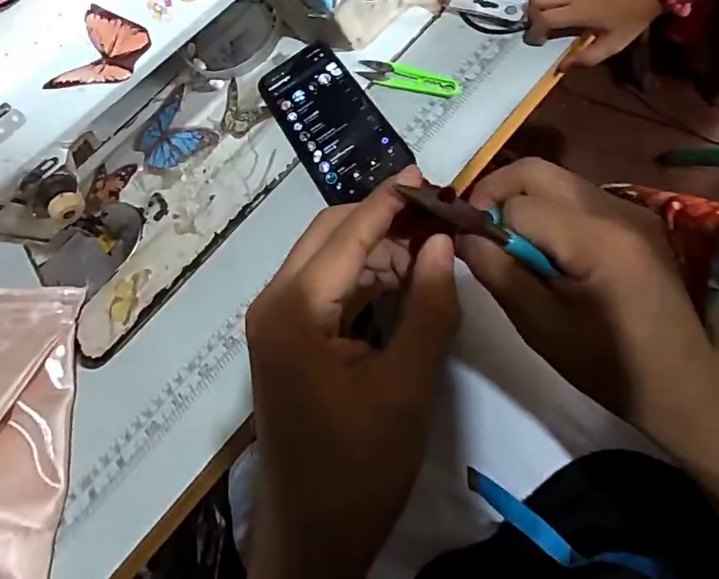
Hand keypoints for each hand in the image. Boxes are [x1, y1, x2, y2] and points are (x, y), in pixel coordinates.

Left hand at [245, 169, 460, 578]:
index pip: (349, 232)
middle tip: (436, 214)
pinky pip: (328, 286)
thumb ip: (430, 307)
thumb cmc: (360, 466)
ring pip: (330, 257)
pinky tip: (403, 281)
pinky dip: (365, 275)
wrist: (312, 540)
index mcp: (294, 309)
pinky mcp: (287, 337)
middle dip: (383, 219)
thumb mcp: (407, 386)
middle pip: (331, 234)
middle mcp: (275, 302)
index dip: (391, 201)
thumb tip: (442, 240)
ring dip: (377, 247)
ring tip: (428, 251)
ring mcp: (276, 320)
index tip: (430, 178)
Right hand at [462, 159, 718, 432]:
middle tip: (483, 228)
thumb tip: (464, 235)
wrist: (684, 385)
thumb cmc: (608, 365)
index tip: (473, 247)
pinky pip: (579, 194)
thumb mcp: (542, 327)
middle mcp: (614, 209)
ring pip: (558, 178)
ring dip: (525, 198)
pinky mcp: (636, 218)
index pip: (520, 204)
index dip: (487, 221)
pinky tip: (549, 246)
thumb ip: (499, 273)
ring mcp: (630, 209)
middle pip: (538, 171)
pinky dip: (551, 207)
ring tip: (513, 241)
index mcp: (596, 239)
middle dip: (499, 190)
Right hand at [526, 0, 661, 69]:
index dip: (535, 32)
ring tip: (545, 12)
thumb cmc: (629, 20)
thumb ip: (585, 58)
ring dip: (537, 0)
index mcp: (578, 11)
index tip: (536, 40)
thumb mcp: (612, 45)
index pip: (543, 18)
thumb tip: (561, 68)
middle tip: (539, 25)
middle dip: (531, 13)